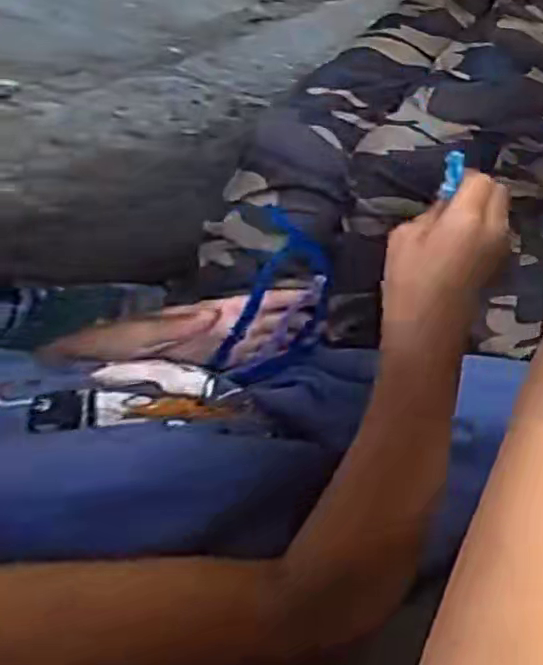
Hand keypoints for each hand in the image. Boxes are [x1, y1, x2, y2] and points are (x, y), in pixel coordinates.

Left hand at [43, 289, 309, 366]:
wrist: (82, 373)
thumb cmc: (108, 345)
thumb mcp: (137, 332)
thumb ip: (175, 325)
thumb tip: (215, 314)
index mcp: (215, 312)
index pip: (263, 301)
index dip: (292, 295)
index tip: (323, 291)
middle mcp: (228, 326)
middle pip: (275, 318)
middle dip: (305, 315)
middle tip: (337, 317)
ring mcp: (225, 346)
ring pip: (271, 337)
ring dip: (296, 335)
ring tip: (325, 335)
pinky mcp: (219, 366)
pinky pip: (256, 358)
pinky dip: (278, 355)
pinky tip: (296, 356)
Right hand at [381, 172, 510, 354]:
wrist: (433, 320)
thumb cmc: (410, 277)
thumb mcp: (407, 235)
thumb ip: (434, 211)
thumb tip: (449, 200)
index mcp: (469, 217)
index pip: (481, 181)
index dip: (465, 178)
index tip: (448, 185)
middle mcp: (496, 225)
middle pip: (499, 190)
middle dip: (480, 189)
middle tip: (454, 200)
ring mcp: (505, 241)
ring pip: (502, 208)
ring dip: (485, 206)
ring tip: (456, 222)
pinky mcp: (506, 254)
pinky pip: (501, 227)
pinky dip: (487, 223)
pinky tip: (465, 240)